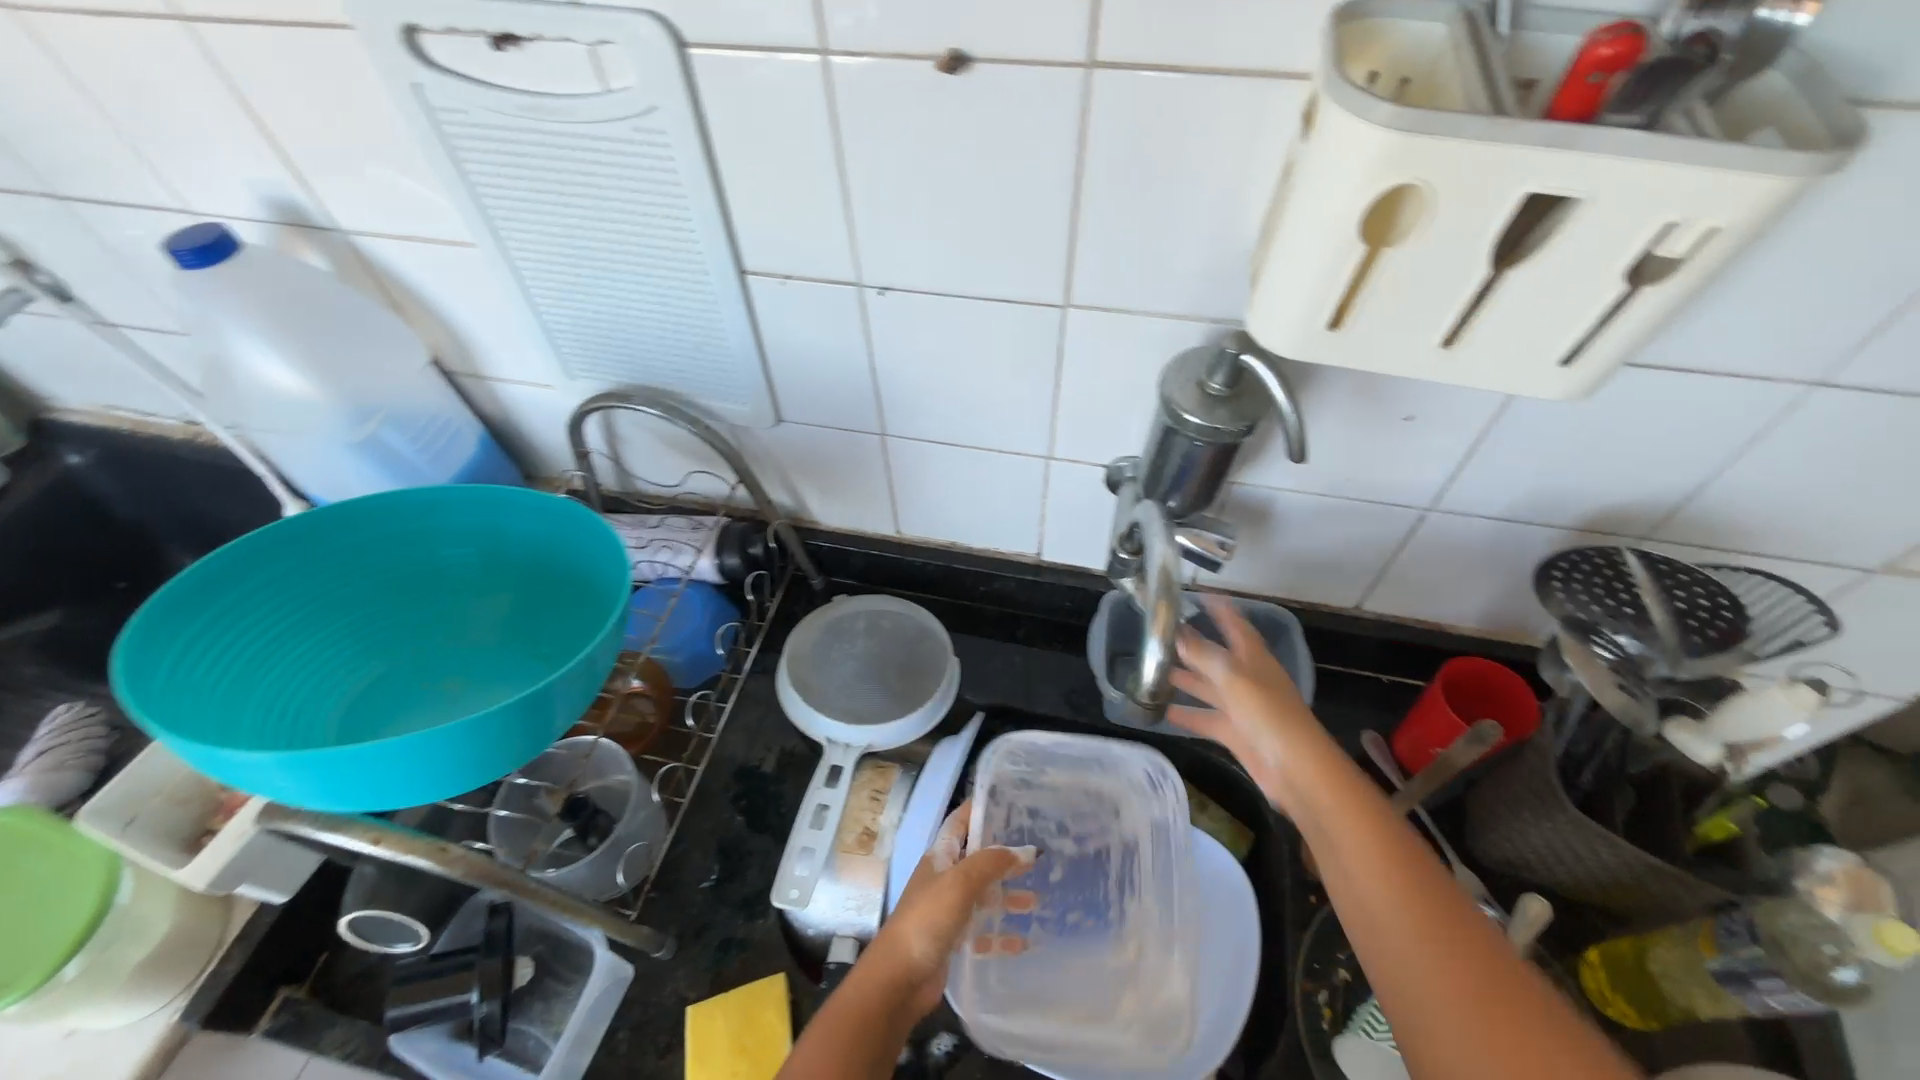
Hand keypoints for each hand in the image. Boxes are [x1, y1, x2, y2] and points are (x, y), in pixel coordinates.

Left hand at [860, 800, 1035, 1018]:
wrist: (900, 978)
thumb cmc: (927, 919)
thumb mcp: (961, 882)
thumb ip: (993, 862)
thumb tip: (1028, 850)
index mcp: (939, 858)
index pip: (959, 824)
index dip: (978, 810)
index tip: (1008, 801)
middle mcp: (943, 880)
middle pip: (977, 861)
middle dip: (1004, 858)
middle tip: (1037, 855)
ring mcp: (947, 912)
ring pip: (983, 897)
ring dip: (1007, 898)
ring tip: (1037, 901)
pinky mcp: (952, 942)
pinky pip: (982, 933)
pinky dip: (1001, 935)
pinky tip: (1024, 941)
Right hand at [1168, 594, 1323, 810]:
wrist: (1295, 769)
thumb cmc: (1268, 714)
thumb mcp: (1233, 678)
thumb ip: (1203, 655)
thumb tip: (1177, 634)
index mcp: (1252, 657)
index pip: (1234, 624)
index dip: (1219, 609)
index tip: (1196, 595)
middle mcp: (1246, 677)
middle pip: (1215, 655)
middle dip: (1190, 645)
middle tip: (1157, 635)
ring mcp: (1241, 706)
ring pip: (1207, 686)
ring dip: (1182, 678)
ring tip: (1149, 669)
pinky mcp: (1234, 732)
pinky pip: (1204, 718)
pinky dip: (1184, 714)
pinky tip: (1160, 710)